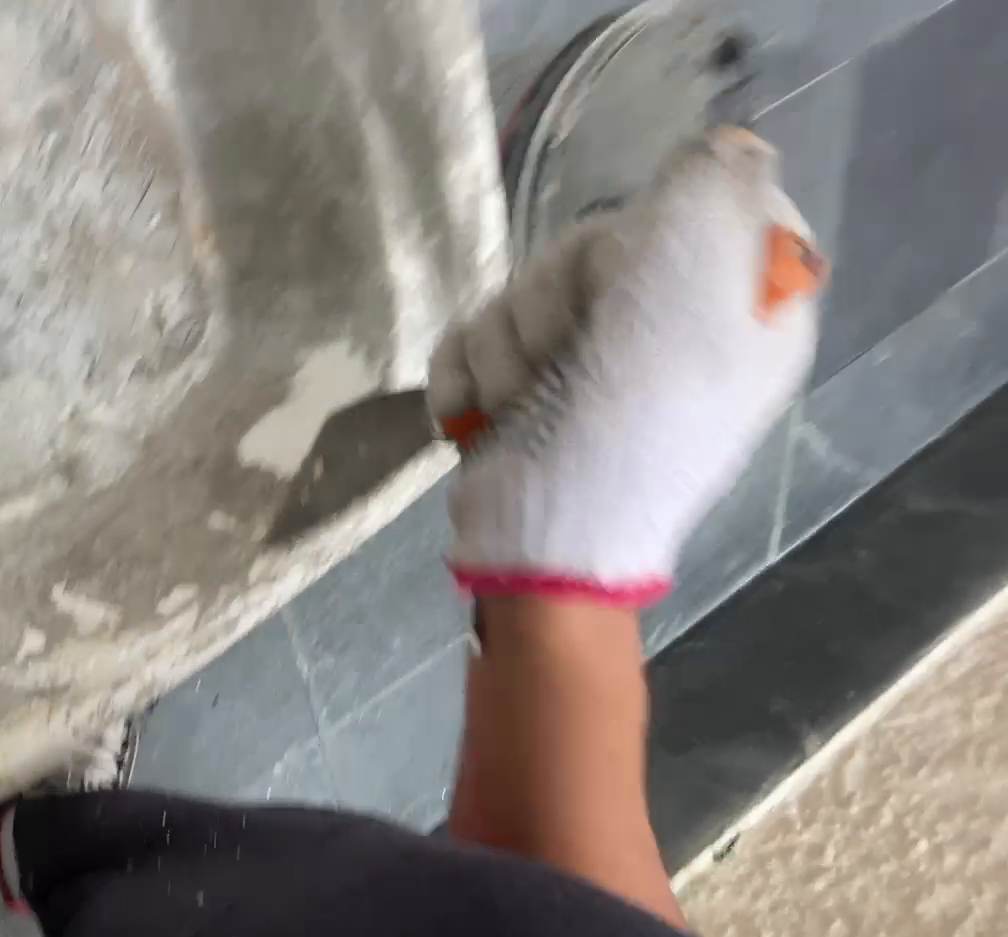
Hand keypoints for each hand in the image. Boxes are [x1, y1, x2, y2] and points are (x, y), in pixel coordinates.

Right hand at [428, 127, 825, 603]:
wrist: (535, 542)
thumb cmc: (618, 450)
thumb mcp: (681, 329)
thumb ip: (703, 221)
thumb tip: (721, 149)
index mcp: (724, 309)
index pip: (696, 212)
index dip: (643, 243)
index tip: (623, 291)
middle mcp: (652, 323)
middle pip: (583, 250)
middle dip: (547, 313)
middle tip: (555, 367)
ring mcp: (573, 357)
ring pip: (513, 296)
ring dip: (499, 358)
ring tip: (510, 411)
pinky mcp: (507, 382)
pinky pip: (465, 338)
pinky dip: (457, 380)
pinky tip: (468, 419)